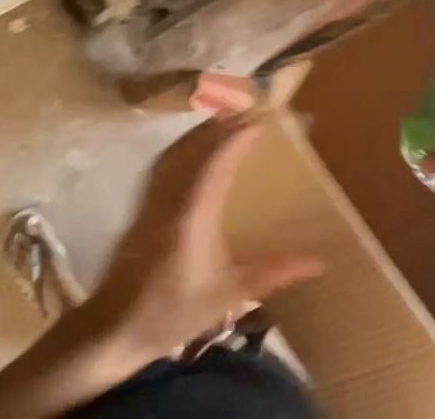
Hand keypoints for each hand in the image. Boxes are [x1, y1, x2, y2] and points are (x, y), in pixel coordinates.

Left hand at [78, 117, 322, 362]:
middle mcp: (170, 198)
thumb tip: (317, 261)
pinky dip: (181, 149)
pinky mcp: (141, 207)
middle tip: (245, 110)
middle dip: (219, 127)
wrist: (117, 324)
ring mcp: (151, 200)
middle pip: (194, 149)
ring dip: (198, 134)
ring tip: (222, 121)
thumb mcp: (229, 295)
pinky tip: (189, 151)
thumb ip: (272, 273)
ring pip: (175, 153)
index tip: (258, 120)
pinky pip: (163, 165)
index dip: (236, 138)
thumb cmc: (175, 311)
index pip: (216, 163)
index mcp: (194, 215)